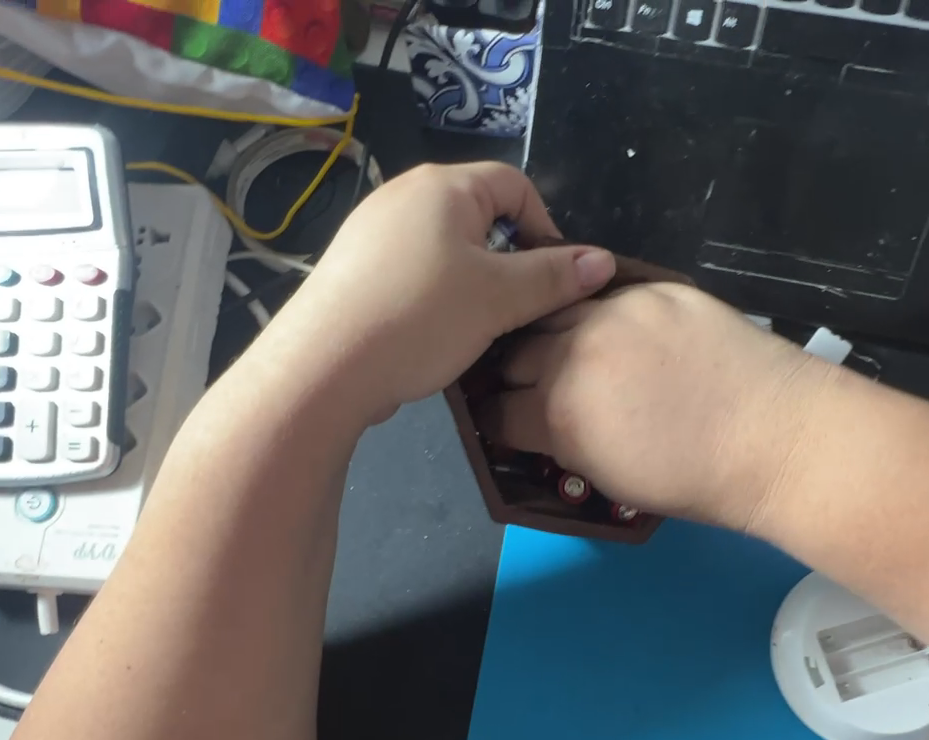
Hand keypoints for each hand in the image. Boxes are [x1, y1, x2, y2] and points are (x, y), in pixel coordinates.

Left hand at [259, 163, 616, 424]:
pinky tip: (434, 334)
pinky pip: (414, 272)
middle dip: (508, 260)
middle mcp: (404, 195)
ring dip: (473, 285)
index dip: (544, 227)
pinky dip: (435, 297)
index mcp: (444, 186)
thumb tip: (602, 260)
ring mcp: (373, 232)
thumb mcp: (499, 298)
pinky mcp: (355, 270)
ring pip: (446, 250)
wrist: (326, 365)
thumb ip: (553, 277)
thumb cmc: (421, 317)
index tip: (553, 280)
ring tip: (479, 328)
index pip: (514, 185)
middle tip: (517, 310)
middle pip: (479, 216)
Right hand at [483, 283, 838, 531]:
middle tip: (530, 383)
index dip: (497, 422)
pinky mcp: (651, 290)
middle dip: (513, 374)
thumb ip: (564, 445)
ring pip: (550, 314)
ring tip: (564, 348)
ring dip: (547, 334)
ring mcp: (612, 315)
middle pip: (512, 356)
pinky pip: (600, 295)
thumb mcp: (610, 480)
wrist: (776, 439)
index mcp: (559, 419)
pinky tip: (605, 327)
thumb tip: (543, 423)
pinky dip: (592, 313)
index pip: (497, 414)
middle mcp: (573, 358)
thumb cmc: (696, 481)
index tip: (506, 422)